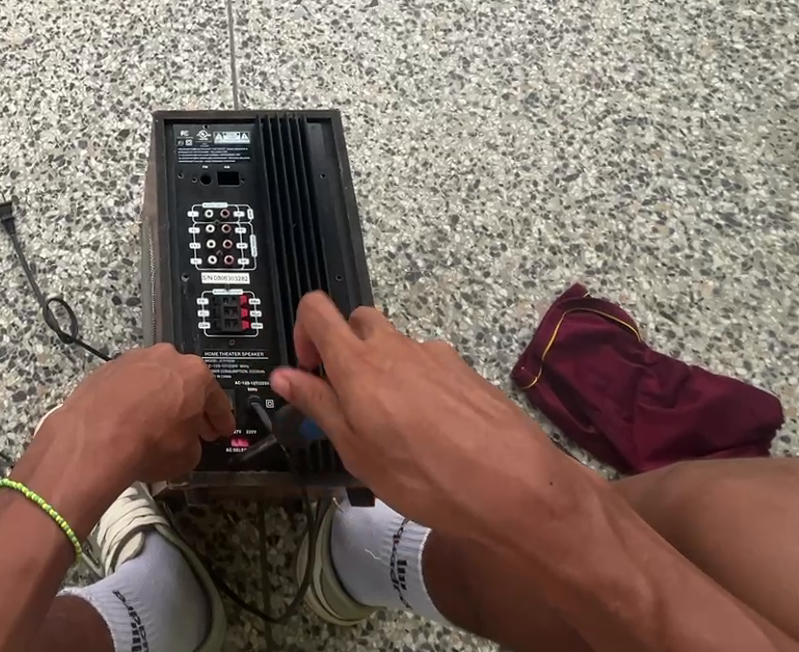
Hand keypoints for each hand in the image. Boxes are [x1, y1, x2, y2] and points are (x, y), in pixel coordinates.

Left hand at [43, 344, 234, 487]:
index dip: (221, 418)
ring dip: (160, 397)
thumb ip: (194, 442)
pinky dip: (134, 397)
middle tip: (194, 427)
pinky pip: (130, 383)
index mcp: (195, 372)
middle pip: (185, 381)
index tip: (222, 429)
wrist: (96, 437)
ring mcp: (134, 358)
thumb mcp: (188, 456)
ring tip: (158, 423)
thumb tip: (186, 440)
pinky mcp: (108, 367)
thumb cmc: (149, 443)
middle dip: (190, 404)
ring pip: (156, 378)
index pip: (216, 398)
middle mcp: (166, 357)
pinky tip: (132, 418)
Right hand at [270, 292, 590, 549]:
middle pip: (356, 320)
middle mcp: (392, 345)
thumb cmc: (423, 475)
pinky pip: (428, 363)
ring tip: (397, 421)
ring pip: (395, 344)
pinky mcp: (464, 369)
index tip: (310, 370)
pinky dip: (420, 382)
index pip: (315, 308)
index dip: (303, 330)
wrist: (516, 488)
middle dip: (346, 347)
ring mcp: (432, 354)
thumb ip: (317, 404)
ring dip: (385, 368)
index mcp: (356, 362)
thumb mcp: (355, 449)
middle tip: (351, 396)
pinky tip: (436, 428)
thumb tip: (282, 375)